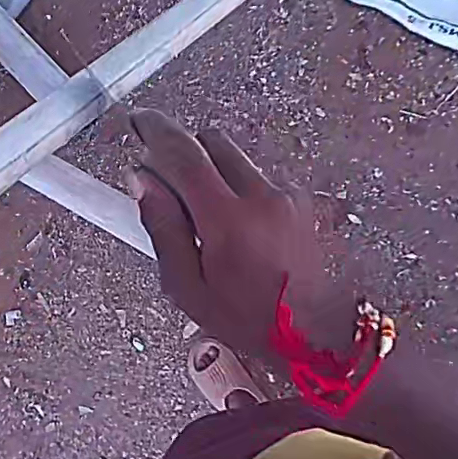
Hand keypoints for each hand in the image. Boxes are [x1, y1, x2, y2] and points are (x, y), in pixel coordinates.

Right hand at [128, 109, 358, 371]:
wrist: (318, 336)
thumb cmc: (249, 320)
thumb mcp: (187, 288)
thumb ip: (163, 227)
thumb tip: (142, 180)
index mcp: (228, 221)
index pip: (183, 153)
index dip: (154, 130)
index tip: (139, 122)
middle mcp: (263, 196)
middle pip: (212, 141)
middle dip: (186, 152)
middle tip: (172, 183)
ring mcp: (289, 195)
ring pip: (238, 158)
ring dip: (216, 174)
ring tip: (214, 222)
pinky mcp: (305, 199)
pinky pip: (261, 177)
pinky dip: (243, 190)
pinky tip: (246, 230)